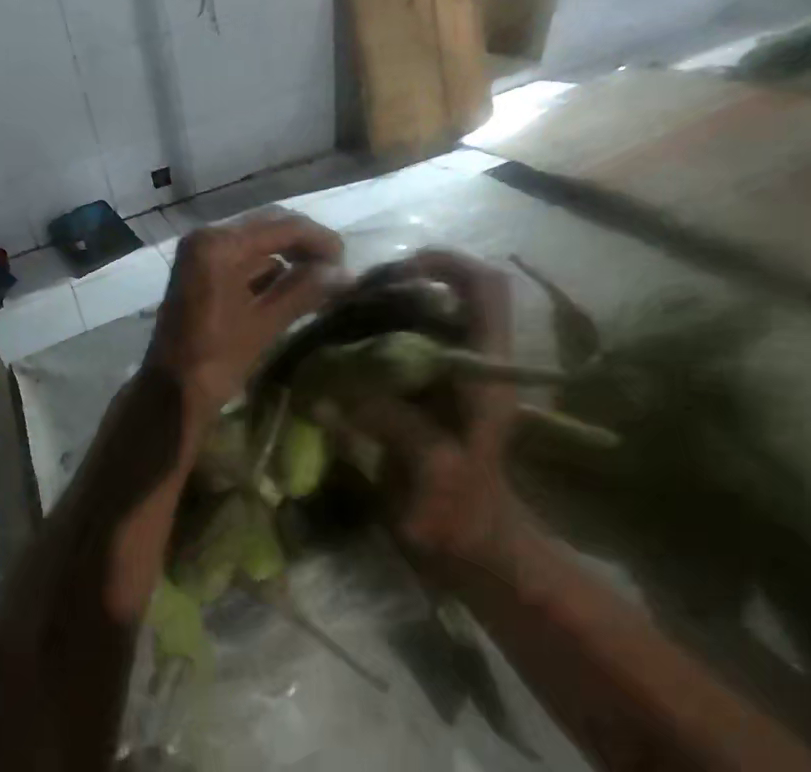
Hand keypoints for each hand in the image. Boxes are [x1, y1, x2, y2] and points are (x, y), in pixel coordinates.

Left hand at [145, 210, 345, 435]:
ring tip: (320, 280)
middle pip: (268, 225)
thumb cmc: (216, 358)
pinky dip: (266, 267)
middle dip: (305, 244)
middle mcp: (205, 237)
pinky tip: (291, 287)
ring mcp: (198, 252)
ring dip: (287, 255)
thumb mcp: (265, 324)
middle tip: (337, 270)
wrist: (170, 388)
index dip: (321, 241)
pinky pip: (240, 256)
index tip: (350, 264)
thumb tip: (346, 273)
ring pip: (255, 240)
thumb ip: (304, 291)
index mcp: (218, 245)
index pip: (283, 226)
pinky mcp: (198, 269)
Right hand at [342, 251, 537, 576]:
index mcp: (484, 372)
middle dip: (389, 285)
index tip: (395, 271)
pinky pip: (382, 345)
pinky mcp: (411, 390)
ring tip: (327, 321)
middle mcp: (463, 361)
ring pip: (407, 316)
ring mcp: (437, 375)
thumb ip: (391, 422)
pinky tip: (325, 352)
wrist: (467, 546)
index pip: (484, 290)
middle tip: (342, 299)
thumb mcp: (432, 469)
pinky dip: (355, 338)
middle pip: (436, 292)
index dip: (446, 264)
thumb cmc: (460, 510)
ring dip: (367, 310)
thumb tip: (329, 389)